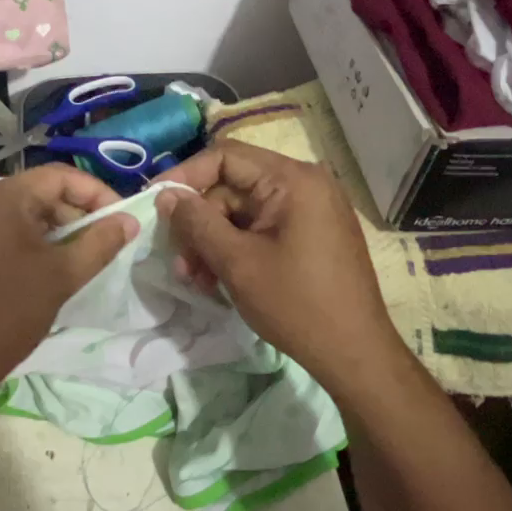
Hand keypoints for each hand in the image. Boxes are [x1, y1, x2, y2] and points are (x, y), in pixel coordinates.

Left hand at [0, 165, 135, 411]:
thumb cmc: (10, 313)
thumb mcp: (63, 276)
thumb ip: (100, 242)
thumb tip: (129, 220)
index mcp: (1, 197)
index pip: (59, 176)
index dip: (96, 192)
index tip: (121, 218)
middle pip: (37, 190)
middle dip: (75, 211)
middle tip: (103, 241)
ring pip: (19, 210)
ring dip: (53, 227)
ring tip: (79, 256)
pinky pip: (0, 227)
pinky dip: (28, 238)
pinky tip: (46, 264)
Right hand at [154, 140, 407, 394]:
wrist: (355, 354)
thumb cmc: (296, 303)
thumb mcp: (236, 261)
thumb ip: (196, 222)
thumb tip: (167, 195)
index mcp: (293, 180)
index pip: (225, 156)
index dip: (185, 176)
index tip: (156, 204)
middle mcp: (303, 185)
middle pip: (231, 187)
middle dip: (198, 222)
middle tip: (178, 261)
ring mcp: (308, 211)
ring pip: (240, 212)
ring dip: (212, 241)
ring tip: (195, 279)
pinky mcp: (308, 235)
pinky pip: (259, 229)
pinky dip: (234, 249)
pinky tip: (217, 281)